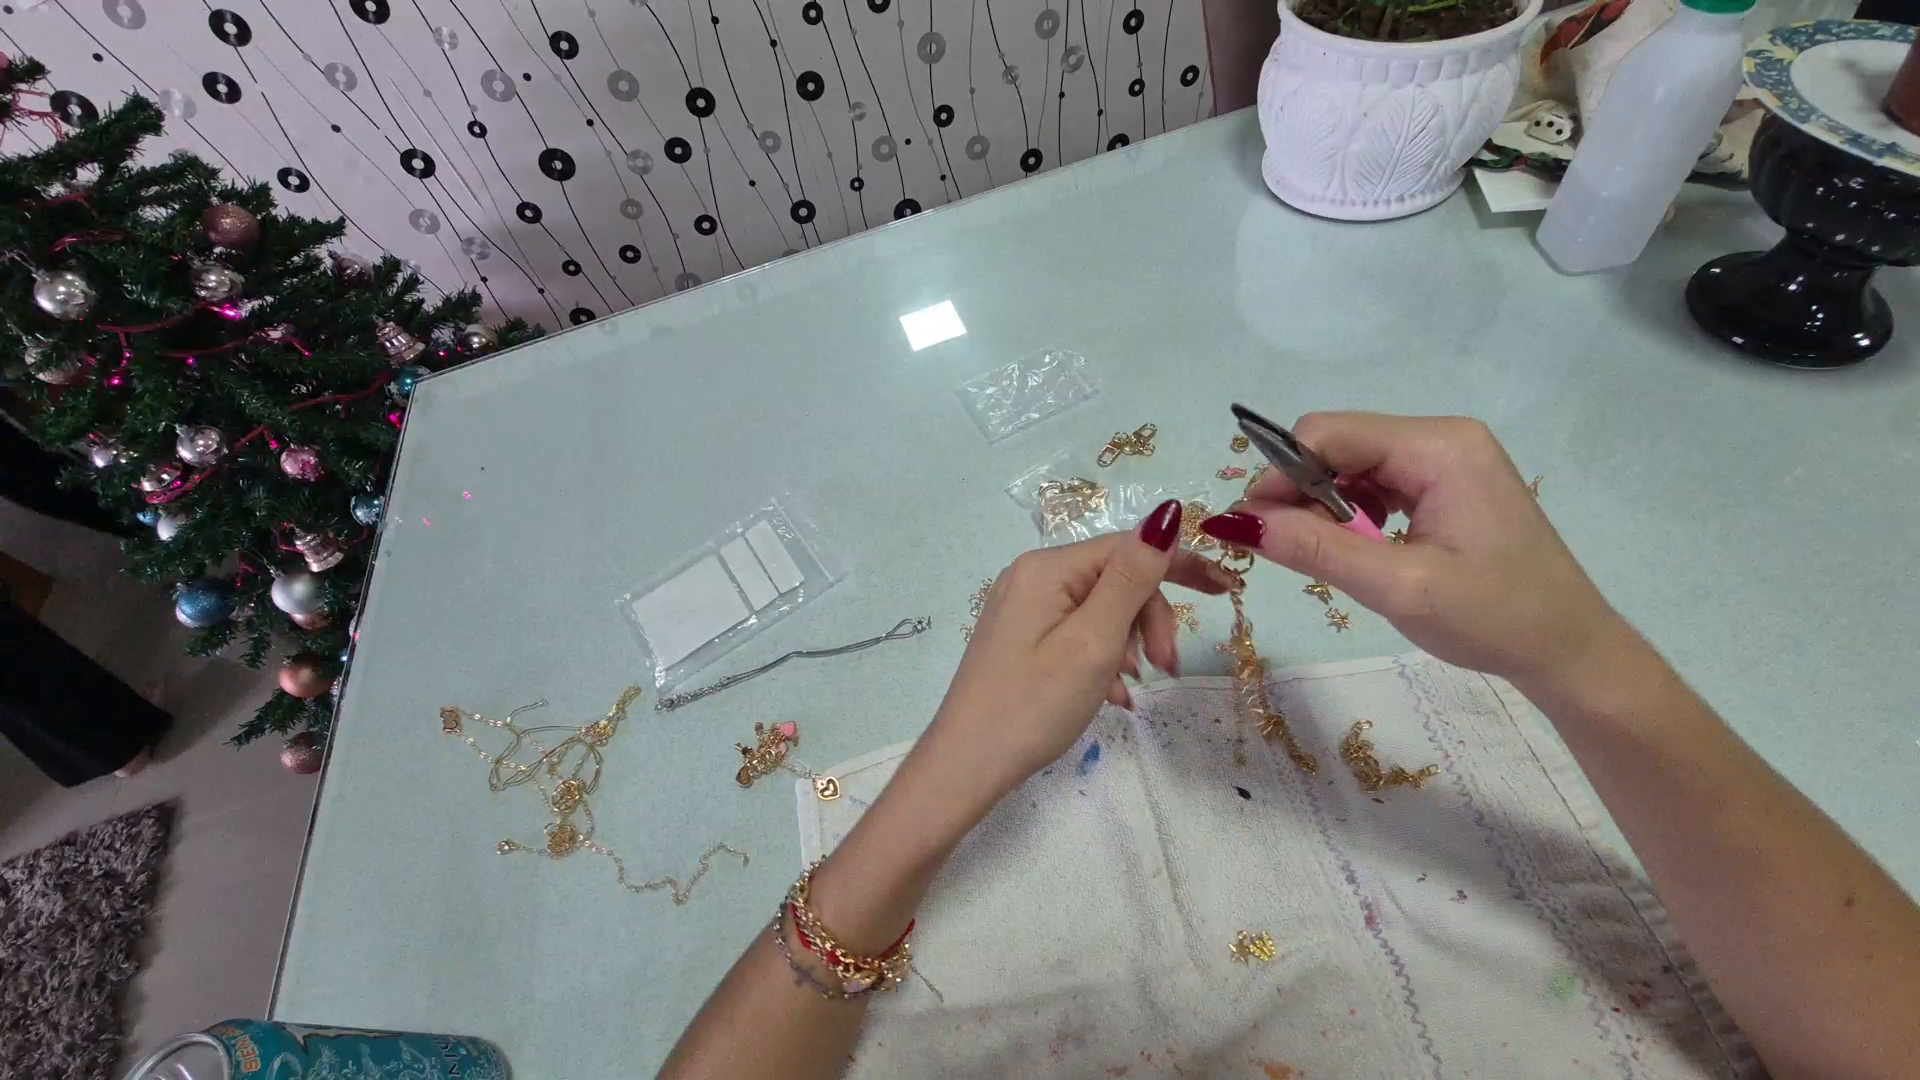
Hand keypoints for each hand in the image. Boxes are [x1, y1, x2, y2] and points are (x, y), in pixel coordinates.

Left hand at [925, 501, 1232, 792]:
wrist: (967, 764)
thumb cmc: (1033, 704)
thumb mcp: (1093, 641)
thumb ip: (1132, 578)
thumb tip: (1167, 513)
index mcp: (1047, 568)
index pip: (1128, 547)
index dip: (1179, 565)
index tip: (1226, 593)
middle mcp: (1032, 577)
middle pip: (1115, 580)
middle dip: (1147, 621)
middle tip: (1165, 668)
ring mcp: (1024, 608)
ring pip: (1100, 611)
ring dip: (1126, 646)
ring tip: (1127, 690)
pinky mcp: (1022, 638)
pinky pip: (1077, 634)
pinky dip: (1101, 660)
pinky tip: (1110, 696)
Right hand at [1198, 412, 1631, 688]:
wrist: (1569, 650)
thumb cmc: (1493, 619)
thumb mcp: (1397, 587)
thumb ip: (1315, 549)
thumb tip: (1235, 521)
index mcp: (1438, 447)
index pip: (1328, 433)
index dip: (1280, 473)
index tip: (1253, 525)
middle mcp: (1440, 437)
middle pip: (1336, 444)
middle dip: (1298, 492)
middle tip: (1285, 547)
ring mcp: (1444, 458)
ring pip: (1347, 464)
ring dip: (1320, 505)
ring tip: (1325, 553)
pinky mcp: (1442, 482)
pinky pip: (1371, 482)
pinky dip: (1347, 512)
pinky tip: (1355, 545)